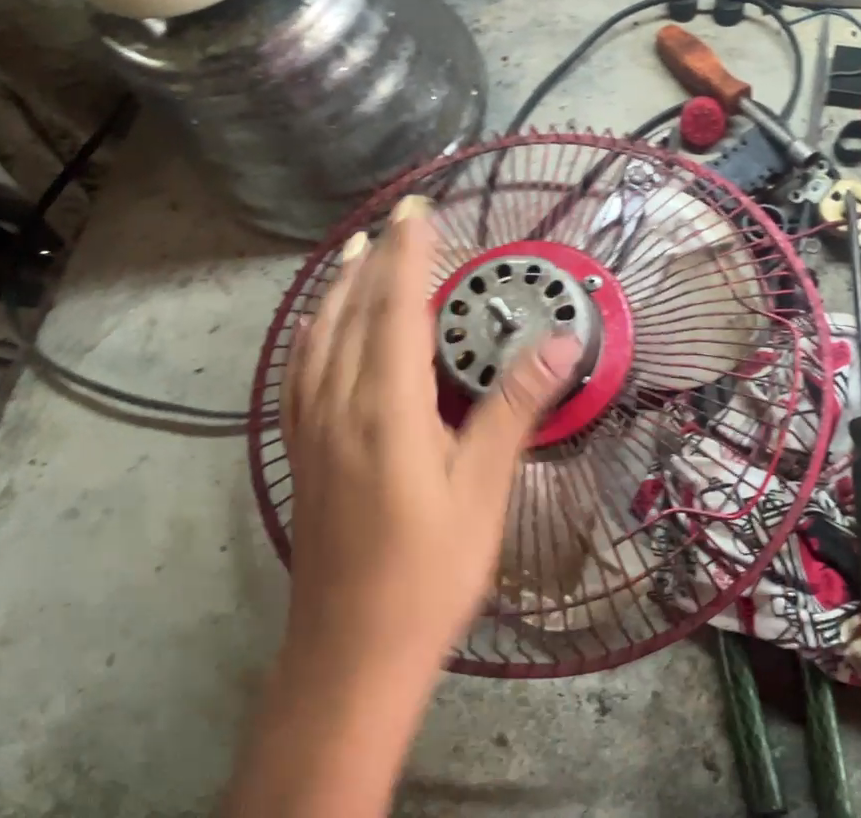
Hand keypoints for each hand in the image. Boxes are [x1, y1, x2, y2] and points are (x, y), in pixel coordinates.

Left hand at [226, 195, 582, 817]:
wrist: (354, 649)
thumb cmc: (430, 570)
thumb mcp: (484, 488)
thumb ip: (514, 408)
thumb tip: (560, 343)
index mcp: (386, 407)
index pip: (395, 309)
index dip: (408, 255)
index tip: (419, 211)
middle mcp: (338, 405)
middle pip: (352, 314)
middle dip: (375, 261)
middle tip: (395, 219)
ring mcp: (311, 430)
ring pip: (317, 339)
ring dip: (337, 290)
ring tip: (352, 257)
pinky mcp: (302, 454)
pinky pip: (300, 372)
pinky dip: (312, 333)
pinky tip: (318, 334)